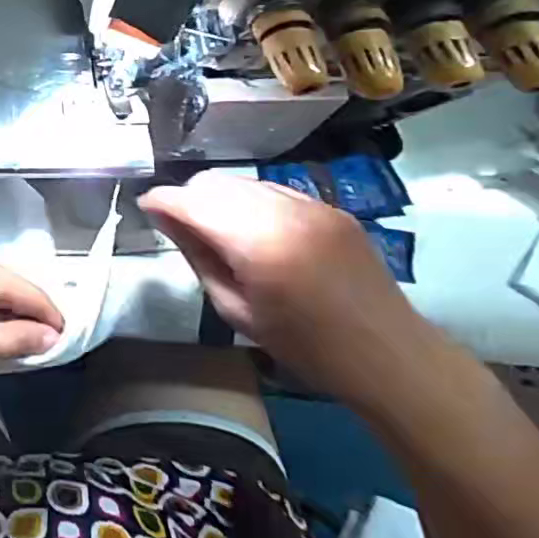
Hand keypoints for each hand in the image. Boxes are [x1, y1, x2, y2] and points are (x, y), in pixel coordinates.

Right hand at [139, 173, 435, 408]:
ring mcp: (309, 203)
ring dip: (219, 198)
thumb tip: (166, 219)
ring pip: (241, 181)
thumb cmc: (306, 346)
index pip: (188, 200)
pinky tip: (256, 231)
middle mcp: (281, 210)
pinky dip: (251, 202)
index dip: (160, 202)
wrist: (391, 356)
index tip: (146, 210)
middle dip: (188, 197)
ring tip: (219, 229)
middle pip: (212, 182)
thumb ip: (197, 255)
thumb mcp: (235, 309)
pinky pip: (272, 190)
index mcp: (256, 241)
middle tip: (181, 226)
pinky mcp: (328, 206)